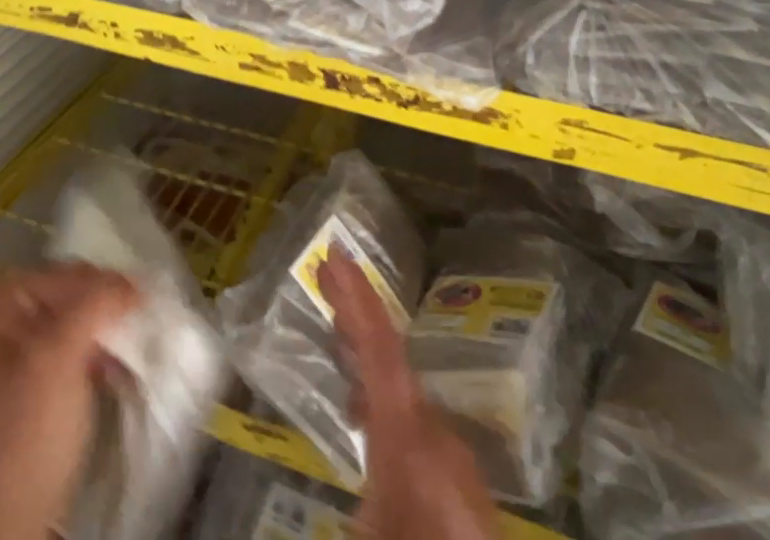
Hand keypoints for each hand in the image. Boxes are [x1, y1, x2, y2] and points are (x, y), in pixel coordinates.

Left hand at [0, 264, 139, 539]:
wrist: (3, 526)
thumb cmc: (24, 436)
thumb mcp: (55, 362)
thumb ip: (93, 306)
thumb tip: (132, 279)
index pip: (59, 274)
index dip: (102, 282)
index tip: (146, 297)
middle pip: (64, 296)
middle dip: (106, 306)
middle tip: (148, 316)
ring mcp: (10, 360)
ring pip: (71, 326)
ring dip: (107, 333)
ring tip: (141, 342)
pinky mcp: (30, 393)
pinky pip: (71, 357)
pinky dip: (99, 359)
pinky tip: (123, 370)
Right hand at [319, 257, 501, 539]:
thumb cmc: (422, 539)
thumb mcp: (370, 529)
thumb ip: (342, 493)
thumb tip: (317, 452)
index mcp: (409, 434)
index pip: (381, 351)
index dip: (358, 300)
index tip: (337, 257)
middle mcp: (433, 429)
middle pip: (391, 357)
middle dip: (356, 313)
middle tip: (327, 274)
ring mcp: (448, 447)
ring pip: (400, 388)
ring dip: (365, 354)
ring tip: (334, 326)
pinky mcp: (452, 469)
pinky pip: (409, 416)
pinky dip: (378, 393)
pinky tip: (359, 403)